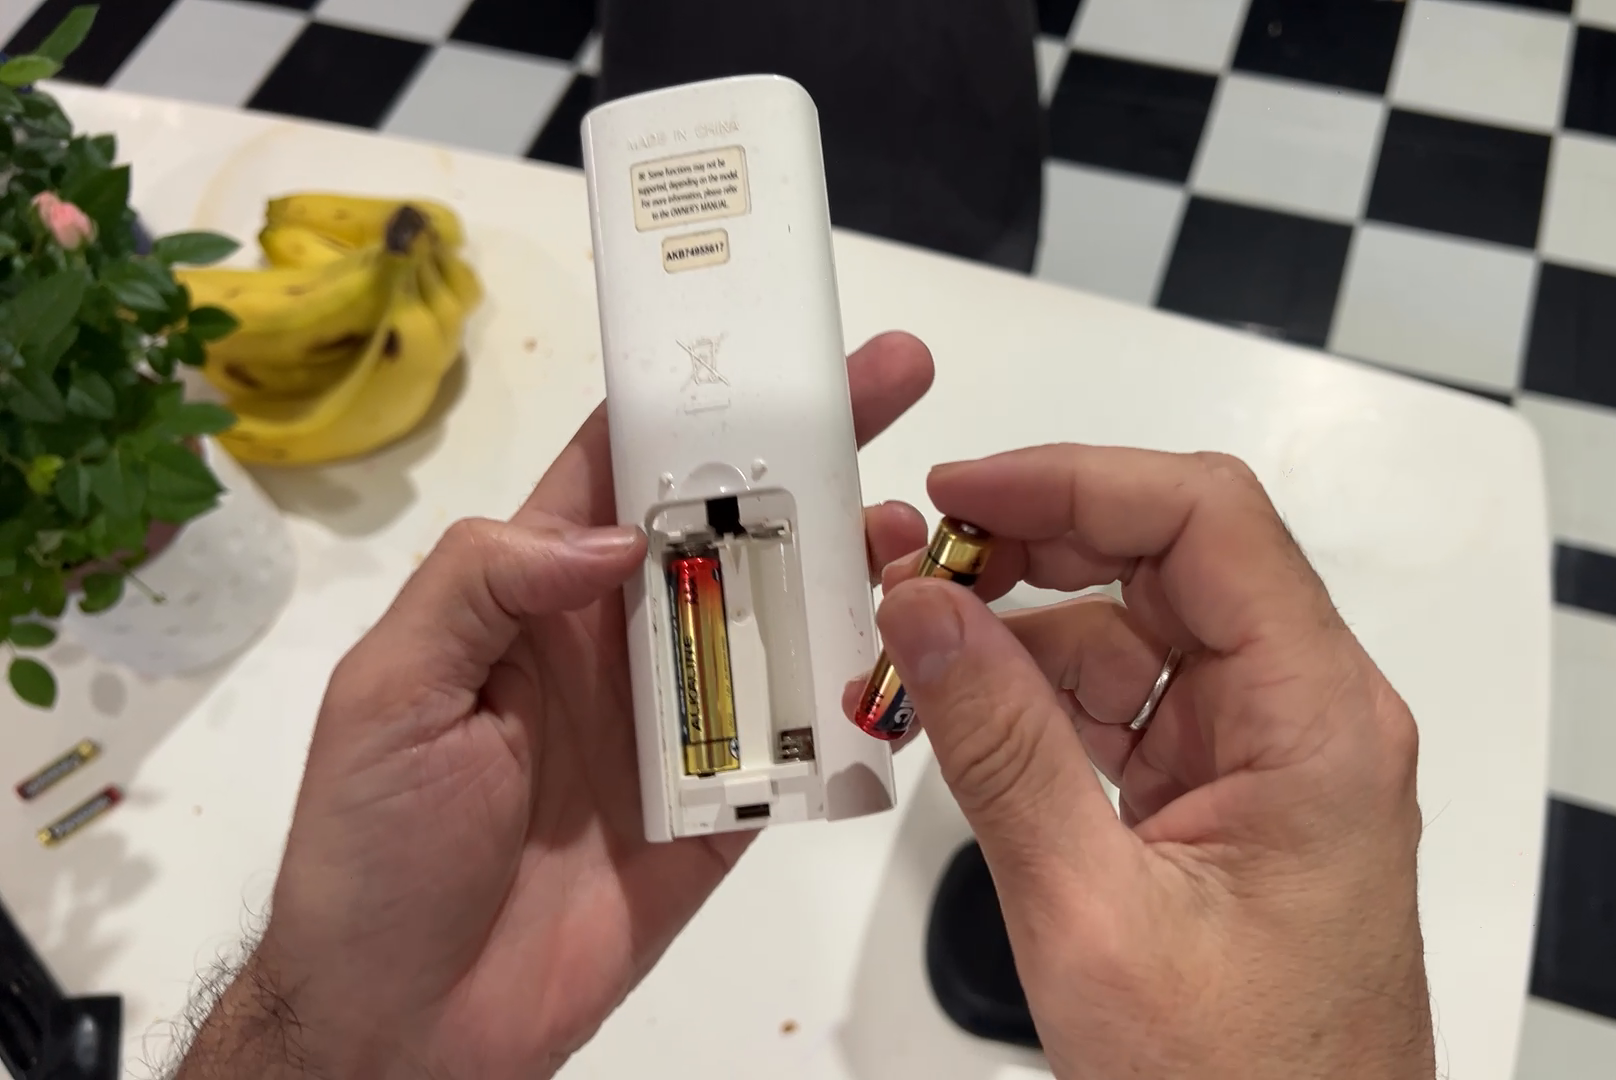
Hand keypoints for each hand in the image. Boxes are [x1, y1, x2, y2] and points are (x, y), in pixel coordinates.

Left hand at [176, 334, 934, 1079]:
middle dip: (819, 447)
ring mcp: (704, 702)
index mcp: (558, 588)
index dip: (706, 397)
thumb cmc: (383, 853)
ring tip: (912, 528)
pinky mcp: (747, 779)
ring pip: (798, 607)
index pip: (637, 461)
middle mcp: (645, 627)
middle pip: (744, 517)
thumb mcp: (395, 696)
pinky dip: (870, 685)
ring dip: (858, 560)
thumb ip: (484, 590)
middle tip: (897, 383)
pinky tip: (918, 649)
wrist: (428, 1022)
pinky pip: (819, 721)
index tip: (780, 346)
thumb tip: (619, 537)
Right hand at [872, 446, 1432, 1078]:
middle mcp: (1296, 701)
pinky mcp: (1210, 766)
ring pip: (1128, 616)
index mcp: (1312, 716)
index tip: (963, 493)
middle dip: (1037, 540)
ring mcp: (1252, 733)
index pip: (1206, 520)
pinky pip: (1114, 685)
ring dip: (1021, 618)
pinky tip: (970, 703)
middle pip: (1165, 551)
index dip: (1077, 480)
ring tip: (924, 641)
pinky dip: (1033, 682)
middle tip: (926, 562)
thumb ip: (998, 748)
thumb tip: (922, 610)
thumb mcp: (1090, 916)